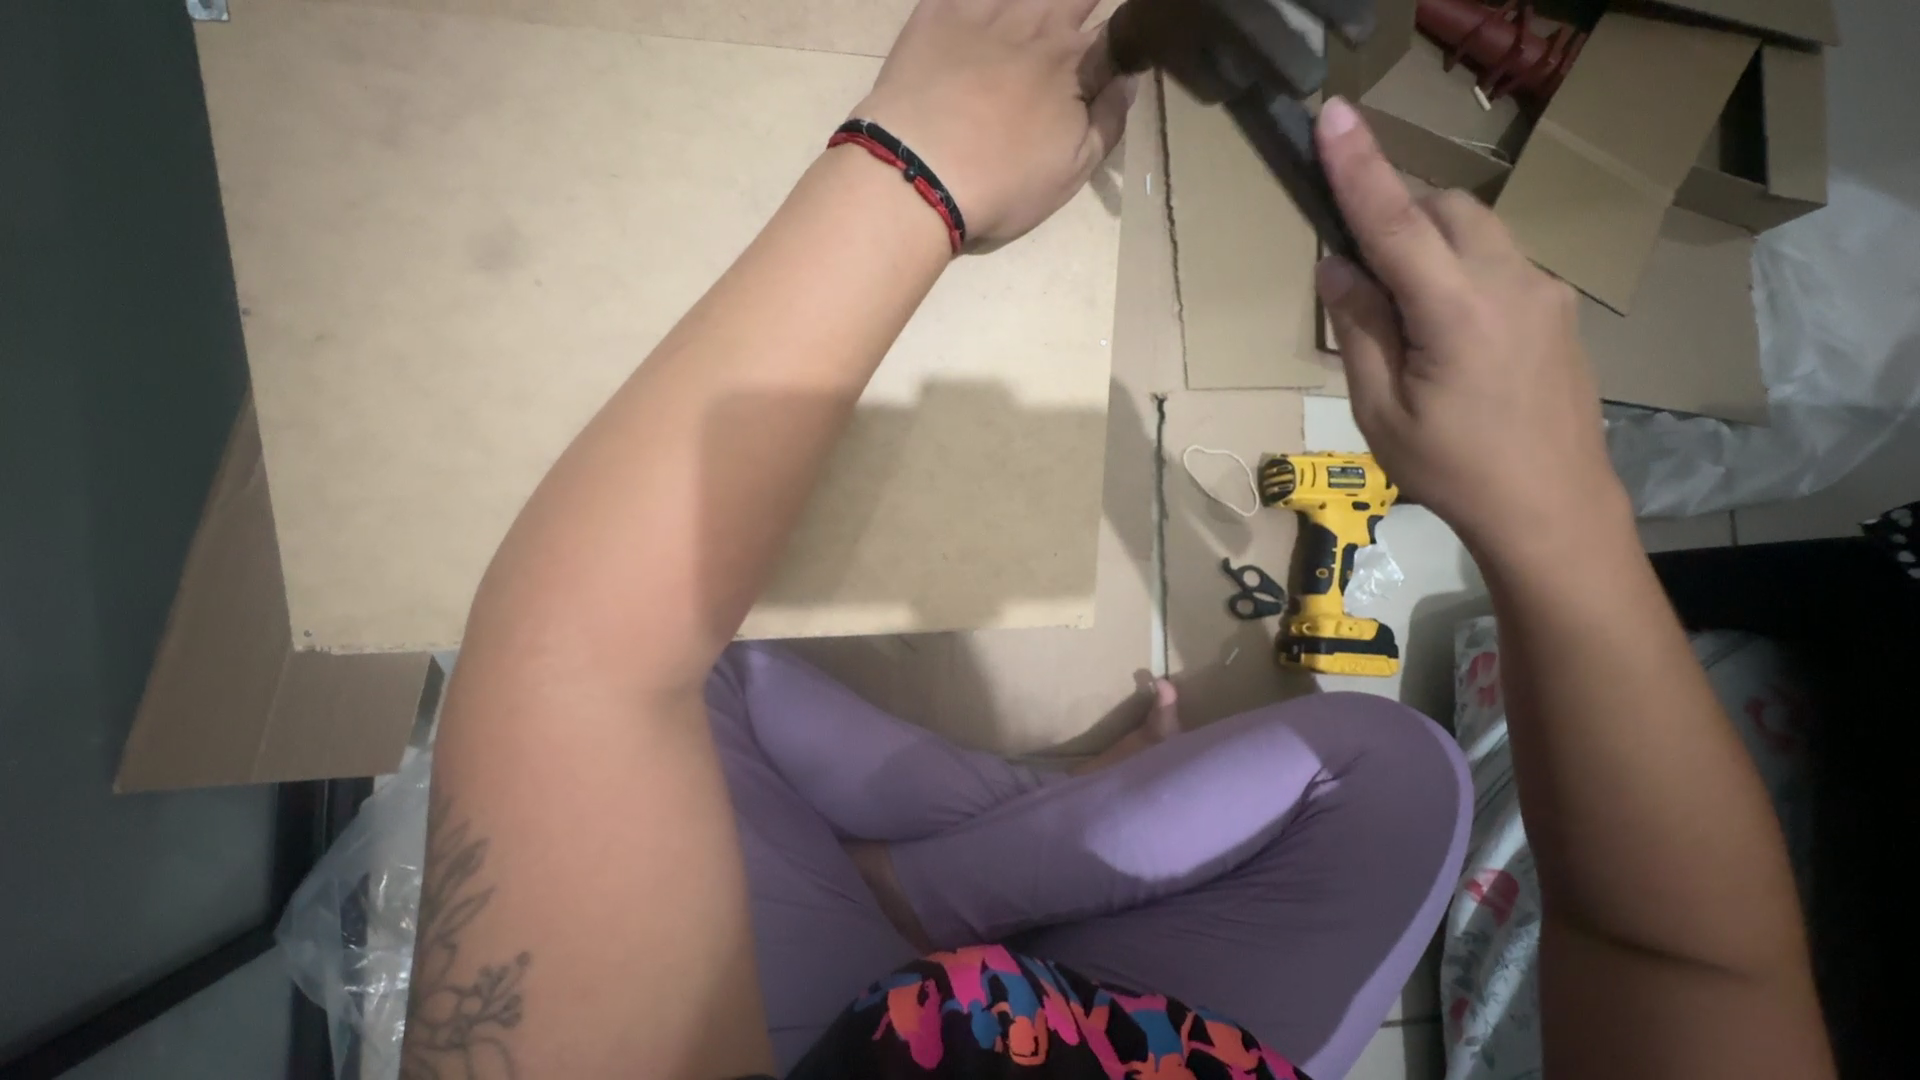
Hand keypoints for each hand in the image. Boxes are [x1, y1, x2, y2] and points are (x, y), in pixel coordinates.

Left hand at [856, 0, 1134, 250]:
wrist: (918, 175)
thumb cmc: (1001, 187)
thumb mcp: (1070, 173)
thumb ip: (1108, 123)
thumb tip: (1127, 81)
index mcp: (1074, 68)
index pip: (1114, 37)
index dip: (1120, 41)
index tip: (1119, 47)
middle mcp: (1036, 28)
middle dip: (1082, 8)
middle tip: (1078, 19)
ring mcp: (985, 15)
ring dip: (1039, 2)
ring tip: (1042, 14)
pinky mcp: (938, 14)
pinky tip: (986, 6)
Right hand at [1313, 97, 1630, 564]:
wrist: (1551, 507)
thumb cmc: (1450, 470)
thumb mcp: (1380, 410)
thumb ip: (1359, 330)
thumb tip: (1336, 267)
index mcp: (1456, 311)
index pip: (1394, 222)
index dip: (1358, 168)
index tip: (1333, 116)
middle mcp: (1510, 283)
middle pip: (1446, 208)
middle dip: (1396, 208)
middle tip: (1356, 254)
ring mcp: (1543, 292)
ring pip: (1477, 229)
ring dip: (1428, 237)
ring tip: (1396, 296)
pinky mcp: (1556, 309)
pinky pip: (1498, 260)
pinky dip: (1457, 266)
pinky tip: (1440, 324)